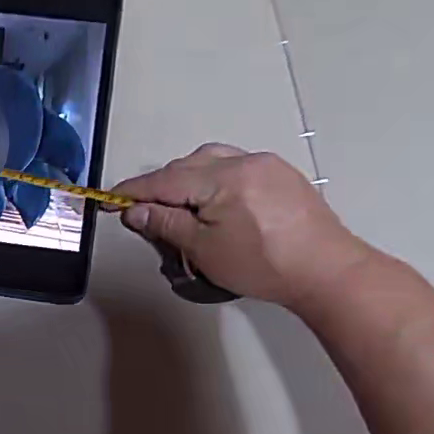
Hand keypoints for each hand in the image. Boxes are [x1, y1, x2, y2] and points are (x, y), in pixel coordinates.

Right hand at [112, 144, 375, 307]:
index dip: (133, 191)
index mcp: (223, 179)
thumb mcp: (202, 249)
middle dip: (159, 185)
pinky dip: (211, 180)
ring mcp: (266, 166)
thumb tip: (134, 210)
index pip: (164, 179)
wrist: (325, 271)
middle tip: (142, 213)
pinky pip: (233, 167)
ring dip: (185, 179)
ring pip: (210, 162)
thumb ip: (165, 223)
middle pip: (186, 165)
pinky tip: (211, 203)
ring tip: (176, 207)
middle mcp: (245, 162)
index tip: (108, 200)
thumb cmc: (261, 264)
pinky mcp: (280, 176)